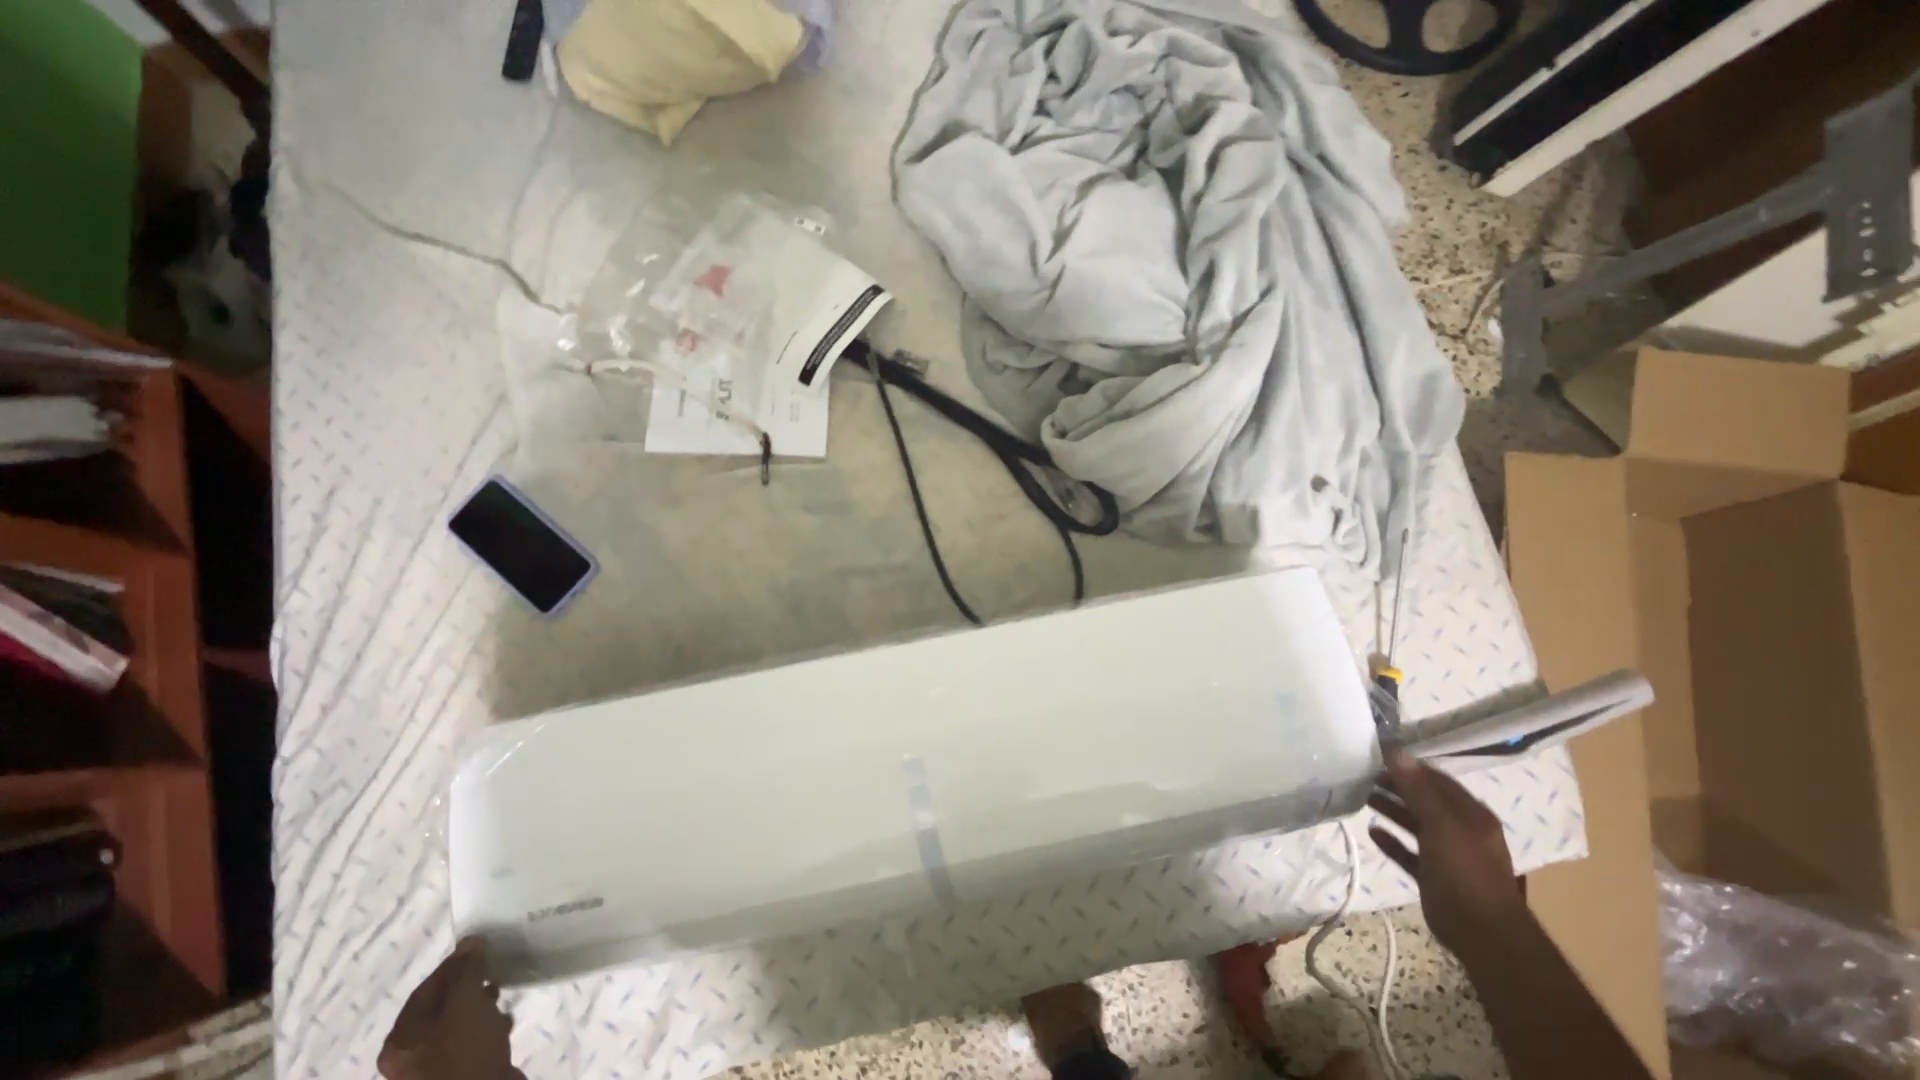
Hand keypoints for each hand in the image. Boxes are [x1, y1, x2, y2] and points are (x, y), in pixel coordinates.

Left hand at [378, 938, 523, 1079]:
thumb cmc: (466, 1054)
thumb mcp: (466, 1004)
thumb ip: (467, 971)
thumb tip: (471, 941)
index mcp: (399, 1040)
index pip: (425, 990)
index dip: (453, 964)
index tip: (480, 946)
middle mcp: (407, 1057)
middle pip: (438, 1008)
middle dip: (467, 985)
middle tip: (492, 968)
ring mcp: (431, 1071)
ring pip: (454, 1026)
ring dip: (478, 1006)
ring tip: (500, 992)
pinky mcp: (457, 1077)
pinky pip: (467, 1044)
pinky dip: (484, 1029)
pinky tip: (504, 1022)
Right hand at [1367, 746, 1525, 955]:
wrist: (1483, 934)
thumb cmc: (1465, 872)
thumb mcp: (1442, 825)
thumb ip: (1418, 789)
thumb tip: (1397, 751)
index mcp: (1470, 814)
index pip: (1438, 780)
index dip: (1410, 767)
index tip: (1378, 756)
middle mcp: (1460, 830)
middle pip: (1425, 800)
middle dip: (1397, 786)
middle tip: (1364, 775)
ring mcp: (1447, 855)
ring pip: (1416, 825)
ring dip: (1392, 810)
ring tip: (1362, 797)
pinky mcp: (1433, 877)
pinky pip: (1409, 853)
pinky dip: (1393, 841)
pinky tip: (1372, 832)